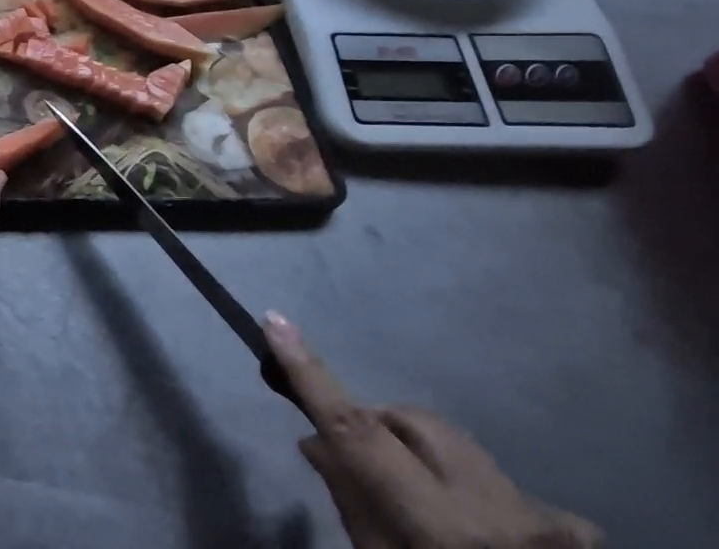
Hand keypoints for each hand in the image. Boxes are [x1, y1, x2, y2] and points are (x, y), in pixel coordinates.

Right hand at [264, 313, 603, 548]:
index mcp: (437, 524)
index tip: (277, 324)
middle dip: (378, 426)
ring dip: (420, 450)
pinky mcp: (571, 524)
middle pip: (410, 420)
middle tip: (362, 460)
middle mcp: (492, 507)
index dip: (313, 376)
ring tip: (417, 492)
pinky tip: (475, 523)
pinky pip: (499, 477)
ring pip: (453, 439)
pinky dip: (470, 486)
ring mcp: (536, 511)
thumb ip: (351, 501)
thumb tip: (317, 439)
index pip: (358, 432)